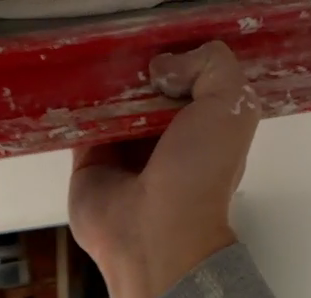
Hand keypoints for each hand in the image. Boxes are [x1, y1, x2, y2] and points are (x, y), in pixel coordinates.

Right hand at [68, 41, 261, 297]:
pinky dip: (79, 108)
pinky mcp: (88, 166)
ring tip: (107, 67)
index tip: (167, 48)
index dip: (178, 59)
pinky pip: (80, 127)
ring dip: (109, 86)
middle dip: (140, 69)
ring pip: (112, 105)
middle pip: (146, 90)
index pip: (187, 82)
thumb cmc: (199, 178)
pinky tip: (83, 90)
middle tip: (134, 55)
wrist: (156, 237)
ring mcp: (122, 156)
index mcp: (200, 131)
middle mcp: (161, 143)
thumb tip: (162, 66)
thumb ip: (212, 65)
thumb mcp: (231, 106)